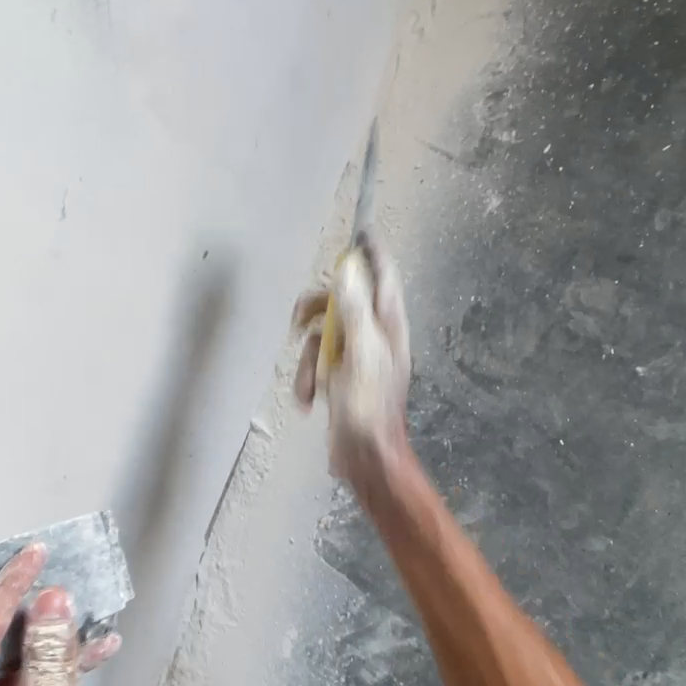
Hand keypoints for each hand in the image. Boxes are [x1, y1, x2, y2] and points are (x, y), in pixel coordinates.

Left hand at [0, 543, 120, 685]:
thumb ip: (47, 657)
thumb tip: (50, 599)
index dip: (8, 591)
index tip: (33, 552)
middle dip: (25, 612)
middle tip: (54, 571)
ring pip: (1, 668)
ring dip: (43, 645)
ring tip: (84, 617)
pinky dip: (46, 676)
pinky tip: (87, 656)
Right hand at [292, 234, 411, 491]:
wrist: (365, 455)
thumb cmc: (369, 407)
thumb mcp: (360, 354)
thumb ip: (353, 310)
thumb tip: (347, 270)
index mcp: (387, 325)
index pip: (382, 275)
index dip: (371, 252)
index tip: (360, 230)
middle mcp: (374, 335)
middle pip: (342, 300)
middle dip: (317, 310)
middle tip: (298, 320)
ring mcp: (356, 357)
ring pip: (322, 334)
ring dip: (308, 359)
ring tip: (310, 386)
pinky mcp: (340, 377)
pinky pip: (317, 363)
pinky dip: (308, 378)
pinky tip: (309, 399)